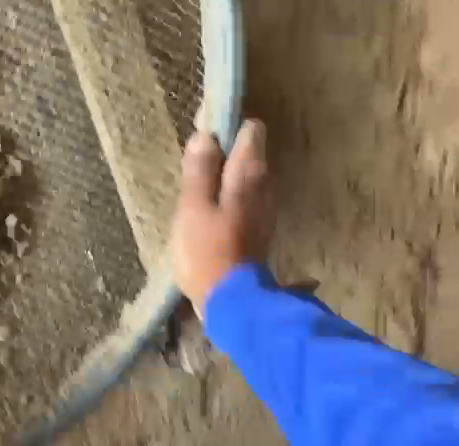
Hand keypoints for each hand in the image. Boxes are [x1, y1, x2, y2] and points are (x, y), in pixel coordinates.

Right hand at [171, 119, 272, 314]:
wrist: (231, 301)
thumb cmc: (206, 253)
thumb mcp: (192, 209)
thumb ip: (198, 172)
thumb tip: (203, 136)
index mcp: (249, 173)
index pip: (249, 130)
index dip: (226, 133)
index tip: (202, 148)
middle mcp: (265, 185)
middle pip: (248, 157)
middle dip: (224, 162)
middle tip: (193, 182)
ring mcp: (265, 211)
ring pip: (246, 184)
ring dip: (225, 187)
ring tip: (199, 206)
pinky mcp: (259, 234)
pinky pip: (244, 207)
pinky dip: (230, 208)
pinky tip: (211, 226)